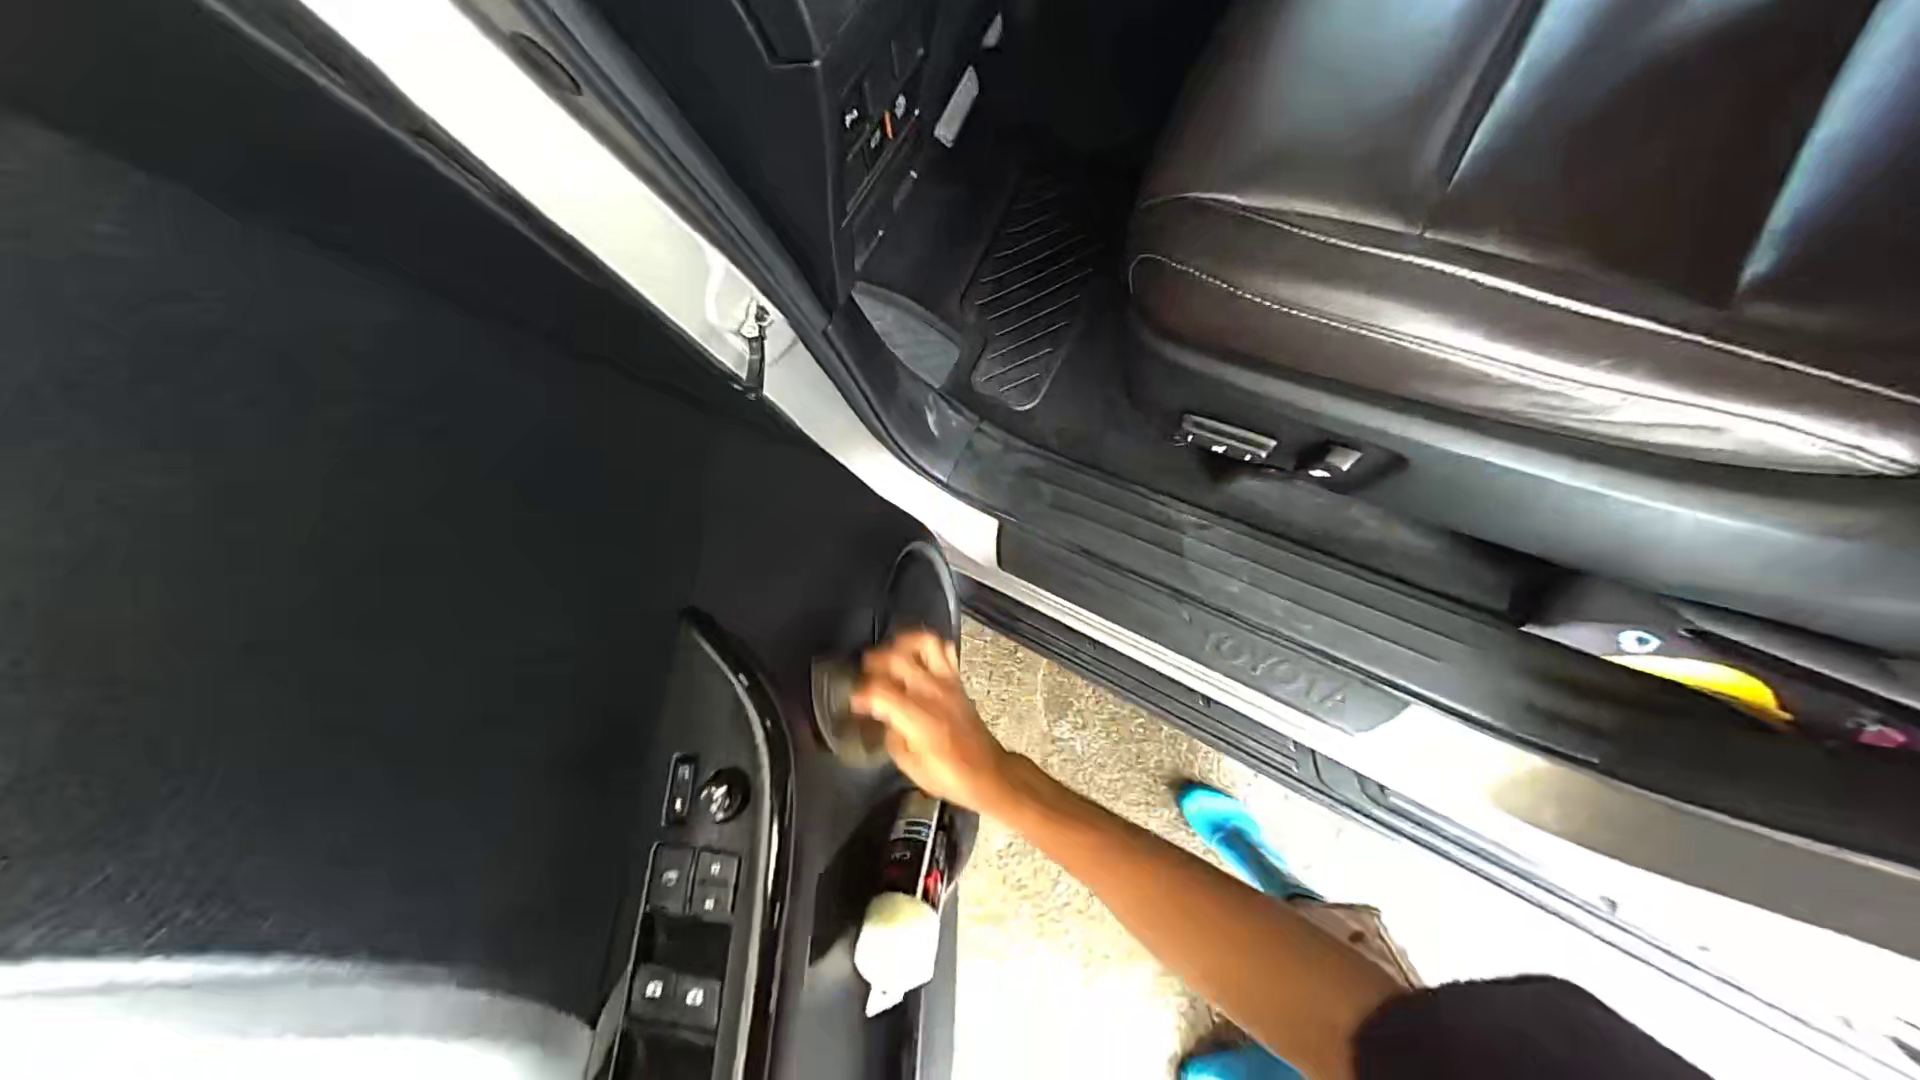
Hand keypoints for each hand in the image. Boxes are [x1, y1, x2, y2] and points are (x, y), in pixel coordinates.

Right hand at [851, 630, 1021, 814]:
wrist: (987, 772)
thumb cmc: (950, 775)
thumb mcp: (909, 765)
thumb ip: (892, 736)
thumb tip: (884, 718)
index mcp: (918, 718)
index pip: (880, 690)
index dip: (861, 693)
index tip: (854, 701)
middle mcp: (933, 693)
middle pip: (897, 659)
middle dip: (873, 663)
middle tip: (864, 675)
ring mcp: (948, 683)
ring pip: (925, 643)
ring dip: (902, 644)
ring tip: (890, 655)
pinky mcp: (958, 681)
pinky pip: (945, 650)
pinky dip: (928, 647)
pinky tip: (917, 657)